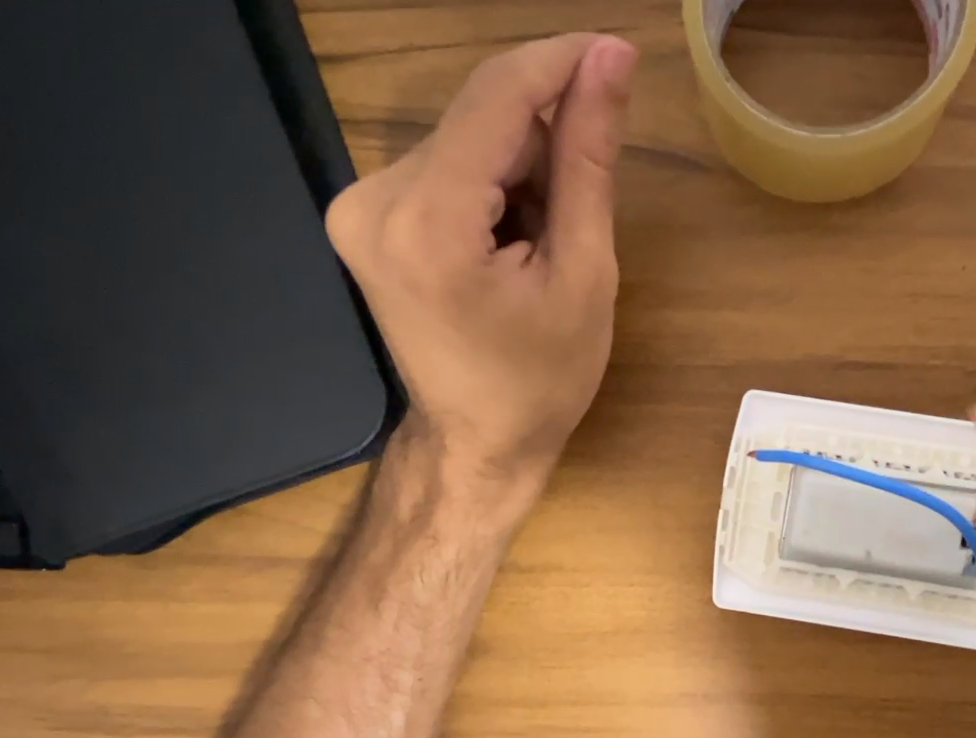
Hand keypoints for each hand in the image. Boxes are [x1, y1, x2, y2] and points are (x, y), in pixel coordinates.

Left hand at [325, 34, 637, 487]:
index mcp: (429, 226)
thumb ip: (589, 161)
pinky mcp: (365, 219)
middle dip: (544, 143)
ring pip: (464, 141)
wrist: (478, 444)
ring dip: (520, 170)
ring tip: (544, 246)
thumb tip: (610, 59)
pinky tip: (511, 243)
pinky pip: (444, 169)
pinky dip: (490, 187)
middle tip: (583, 210)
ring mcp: (359, 209)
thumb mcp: (584, 275)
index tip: (616, 55)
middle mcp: (373, 202)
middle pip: (478, 121)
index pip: (495, 100)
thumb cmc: (542, 381)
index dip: (559, 64)